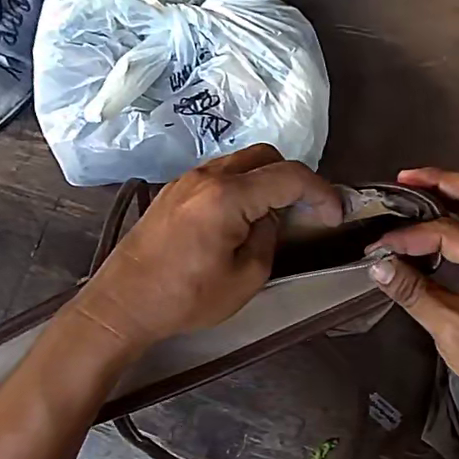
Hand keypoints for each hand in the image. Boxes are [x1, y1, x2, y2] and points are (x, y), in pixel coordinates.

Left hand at [70, 145, 341, 353]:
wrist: (123, 303)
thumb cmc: (184, 299)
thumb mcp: (245, 279)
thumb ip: (269, 239)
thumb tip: (272, 218)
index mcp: (226, 196)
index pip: (288, 176)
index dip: (321, 191)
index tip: (335, 214)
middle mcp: (206, 177)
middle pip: (265, 155)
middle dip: (294, 178)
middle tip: (307, 210)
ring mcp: (185, 180)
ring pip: (240, 161)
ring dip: (266, 180)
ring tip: (276, 215)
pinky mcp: (173, 191)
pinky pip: (219, 174)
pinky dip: (242, 185)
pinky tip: (243, 217)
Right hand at [368, 168, 458, 422]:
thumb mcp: (453, 329)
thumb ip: (414, 293)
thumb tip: (378, 266)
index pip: (446, 232)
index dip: (407, 236)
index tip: (376, 248)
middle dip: (439, 181)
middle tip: (403, 178)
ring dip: (447, 194)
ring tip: (412, 192)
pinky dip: (452, 218)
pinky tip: (429, 229)